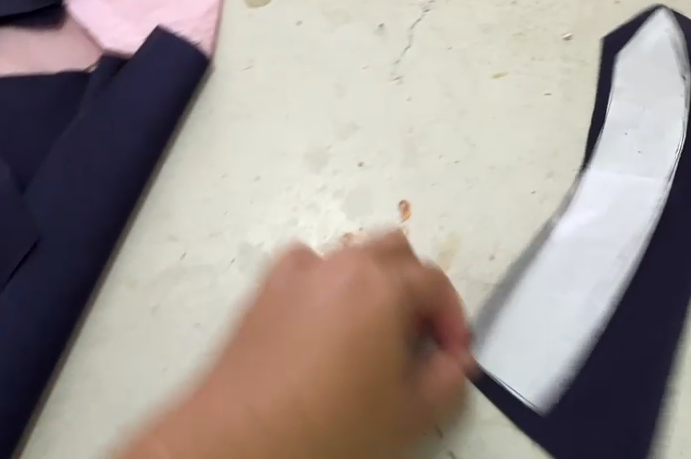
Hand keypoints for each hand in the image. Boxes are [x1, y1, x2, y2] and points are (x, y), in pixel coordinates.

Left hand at [124, 231, 472, 458]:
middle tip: (416, 338)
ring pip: (353, 255)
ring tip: (371, 334)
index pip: (435, 283)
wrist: (236, 444)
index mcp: (384, 285)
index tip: (452, 356)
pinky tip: (322, 325)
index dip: (451, 318)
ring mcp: (301, 269)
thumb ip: (446, 380)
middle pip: (397, 251)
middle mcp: (345, 262)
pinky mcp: (266, 286)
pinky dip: (327, 284)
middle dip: (415, 288)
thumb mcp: (406, 417)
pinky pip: (310, 268)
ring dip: (373, 282)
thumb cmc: (329, 430)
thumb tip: (455, 358)